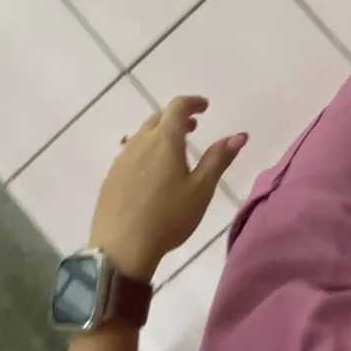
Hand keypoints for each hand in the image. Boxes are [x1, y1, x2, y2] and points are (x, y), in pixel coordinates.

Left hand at [89, 95, 245, 280]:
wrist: (121, 248)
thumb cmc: (168, 217)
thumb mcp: (200, 190)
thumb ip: (218, 159)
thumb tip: (239, 135)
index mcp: (164, 140)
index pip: (178, 106)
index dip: (193, 102)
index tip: (205, 107)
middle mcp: (140, 142)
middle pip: (159, 118)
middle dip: (177, 118)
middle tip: (193, 128)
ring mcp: (122, 158)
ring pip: (143, 134)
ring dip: (161, 133)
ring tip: (174, 150)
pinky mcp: (111, 176)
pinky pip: (131, 152)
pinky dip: (146, 150)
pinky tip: (152, 172)